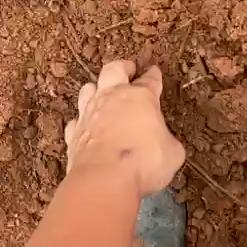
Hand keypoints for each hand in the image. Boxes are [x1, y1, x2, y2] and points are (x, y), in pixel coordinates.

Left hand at [64, 60, 185, 199]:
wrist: (104, 179)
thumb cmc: (143, 162)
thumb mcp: (172, 153)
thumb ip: (167, 141)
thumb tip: (163, 144)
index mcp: (140, 97)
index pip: (149, 80)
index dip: (153, 76)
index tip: (154, 72)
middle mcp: (112, 98)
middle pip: (113, 70)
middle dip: (122, 67)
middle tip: (128, 68)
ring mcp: (89, 113)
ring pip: (88, 89)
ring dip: (96, 88)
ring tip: (102, 91)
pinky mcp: (74, 133)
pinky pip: (77, 119)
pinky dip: (82, 120)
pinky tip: (85, 124)